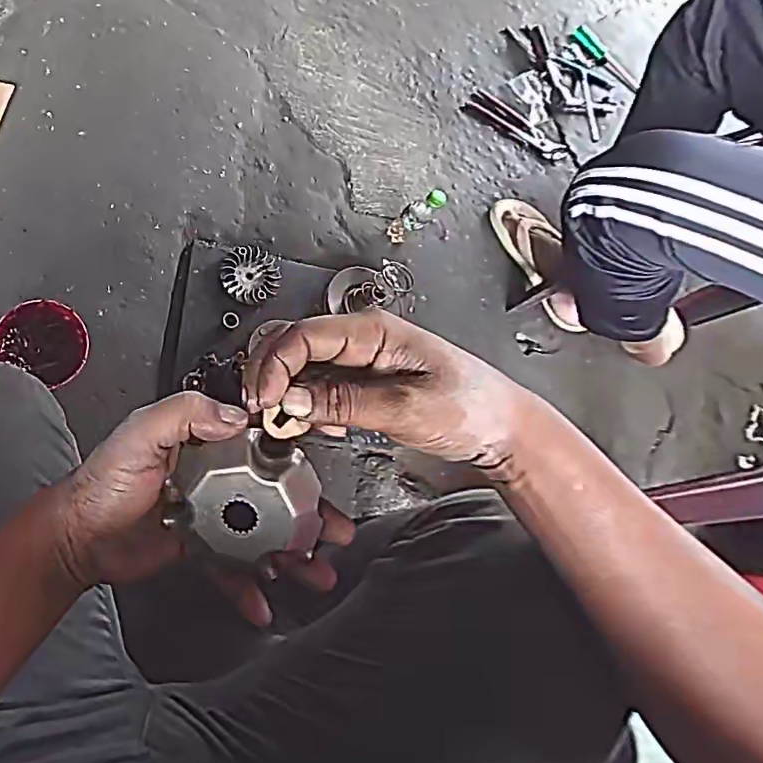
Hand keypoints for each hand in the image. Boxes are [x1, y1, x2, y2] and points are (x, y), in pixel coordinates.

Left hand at [50, 392, 351, 625]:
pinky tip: (262, 600)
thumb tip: (234, 416)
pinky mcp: (202, 546)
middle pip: (272, 493)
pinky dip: (249, 586)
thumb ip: (184, 413)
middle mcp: (213, 476)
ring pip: (261, 532)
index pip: (259, 445)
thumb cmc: (103, 482)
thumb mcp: (140, 433)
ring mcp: (210, 513)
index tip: (319, 478)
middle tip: (333, 530)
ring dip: (291, 553)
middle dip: (308, 513)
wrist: (79, 537)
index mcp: (203, 442)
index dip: (293, 461)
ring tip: (315, 571)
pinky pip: (234, 567)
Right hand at [245, 310, 532, 476]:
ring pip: (298, 366)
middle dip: (267, 372)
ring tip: (280, 420)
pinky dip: (299, 404)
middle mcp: (361, 340)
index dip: (275, 366)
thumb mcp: (406, 408)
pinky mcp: (358, 383)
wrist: (502, 430)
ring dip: (281, 391)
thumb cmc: (472, 407)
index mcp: (374, 331)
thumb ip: (344, 402)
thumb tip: (291, 399)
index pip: (303, 335)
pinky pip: (314, 387)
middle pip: (291, 343)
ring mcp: (358, 362)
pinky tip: (306, 423)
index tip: (265, 400)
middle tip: (260, 408)